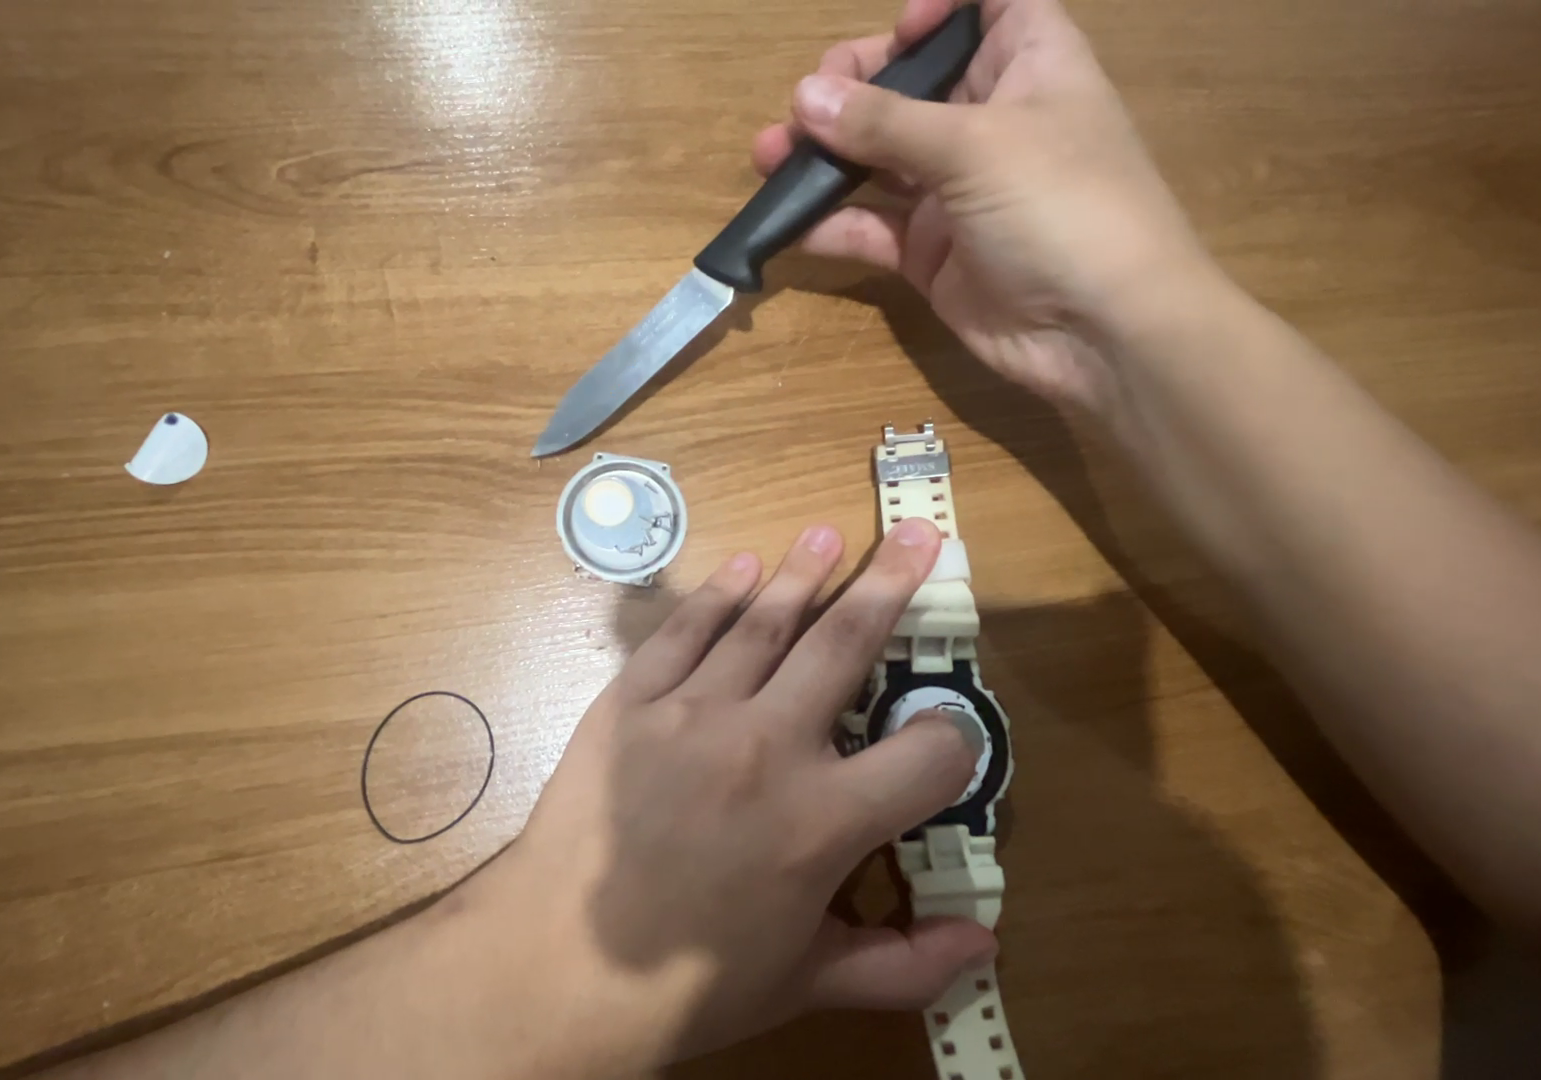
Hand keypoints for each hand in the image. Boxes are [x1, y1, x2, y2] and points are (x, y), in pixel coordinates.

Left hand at [455, 519, 994, 1073]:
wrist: (555, 968)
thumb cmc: (688, 984)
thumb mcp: (807, 981)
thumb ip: (903, 963)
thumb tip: (986, 945)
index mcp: (822, 820)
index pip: (930, 754)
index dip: (957, 742)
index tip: (948, 736)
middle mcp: (766, 746)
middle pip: (845, 644)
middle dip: (890, 585)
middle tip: (918, 535)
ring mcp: (692, 713)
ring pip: (763, 624)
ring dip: (802, 573)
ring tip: (828, 532)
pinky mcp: (631, 701)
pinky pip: (682, 634)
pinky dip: (715, 596)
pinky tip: (741, 568)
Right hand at [752, 0, 1227, 422]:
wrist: (1098, 330)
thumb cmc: (1061, 205)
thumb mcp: (975, 145)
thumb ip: (885, 123)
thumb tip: (804, 98)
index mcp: (1028, 64)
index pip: (988, 5)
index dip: (941, 7)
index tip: (900, 30)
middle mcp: (990, 122)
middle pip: (913, 84)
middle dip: (855, 88)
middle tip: (804, 107)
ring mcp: (957, 193)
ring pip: (881, 162)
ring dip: (826, 159)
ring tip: (770, 156)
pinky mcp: (933, 255)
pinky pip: (875, 230)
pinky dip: (835, 227)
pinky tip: (792, 225)